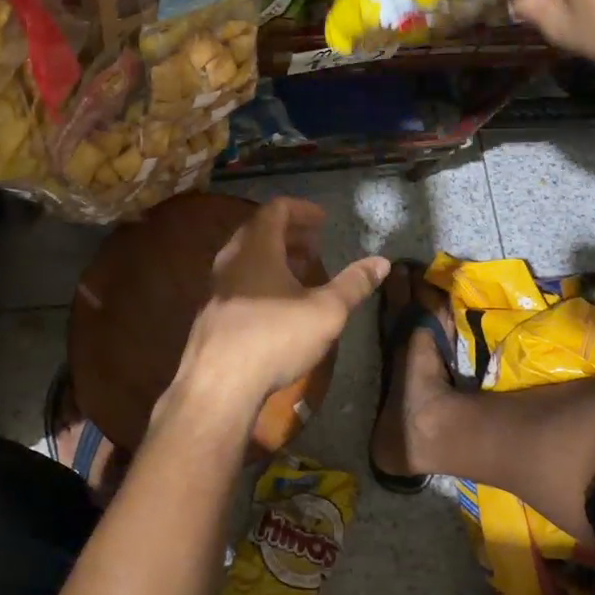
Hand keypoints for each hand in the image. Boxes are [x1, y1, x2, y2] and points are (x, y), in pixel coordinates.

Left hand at [172, 198, 388, 408]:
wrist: (218, 385)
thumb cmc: (275, 337)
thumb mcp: (326, 311)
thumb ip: (354, 284)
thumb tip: (382, 261)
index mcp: (256, 247)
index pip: (276, 209)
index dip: (302, 209)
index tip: (323, 220)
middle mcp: (231, 259)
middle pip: (259, 231)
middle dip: (290, 233)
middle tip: (316, 245)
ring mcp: (216, 286)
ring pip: (247, 257)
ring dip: (275, 257)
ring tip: (302, 274)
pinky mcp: (211, 312)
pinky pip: (239, 280)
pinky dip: (261, 278)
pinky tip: (278, 305)